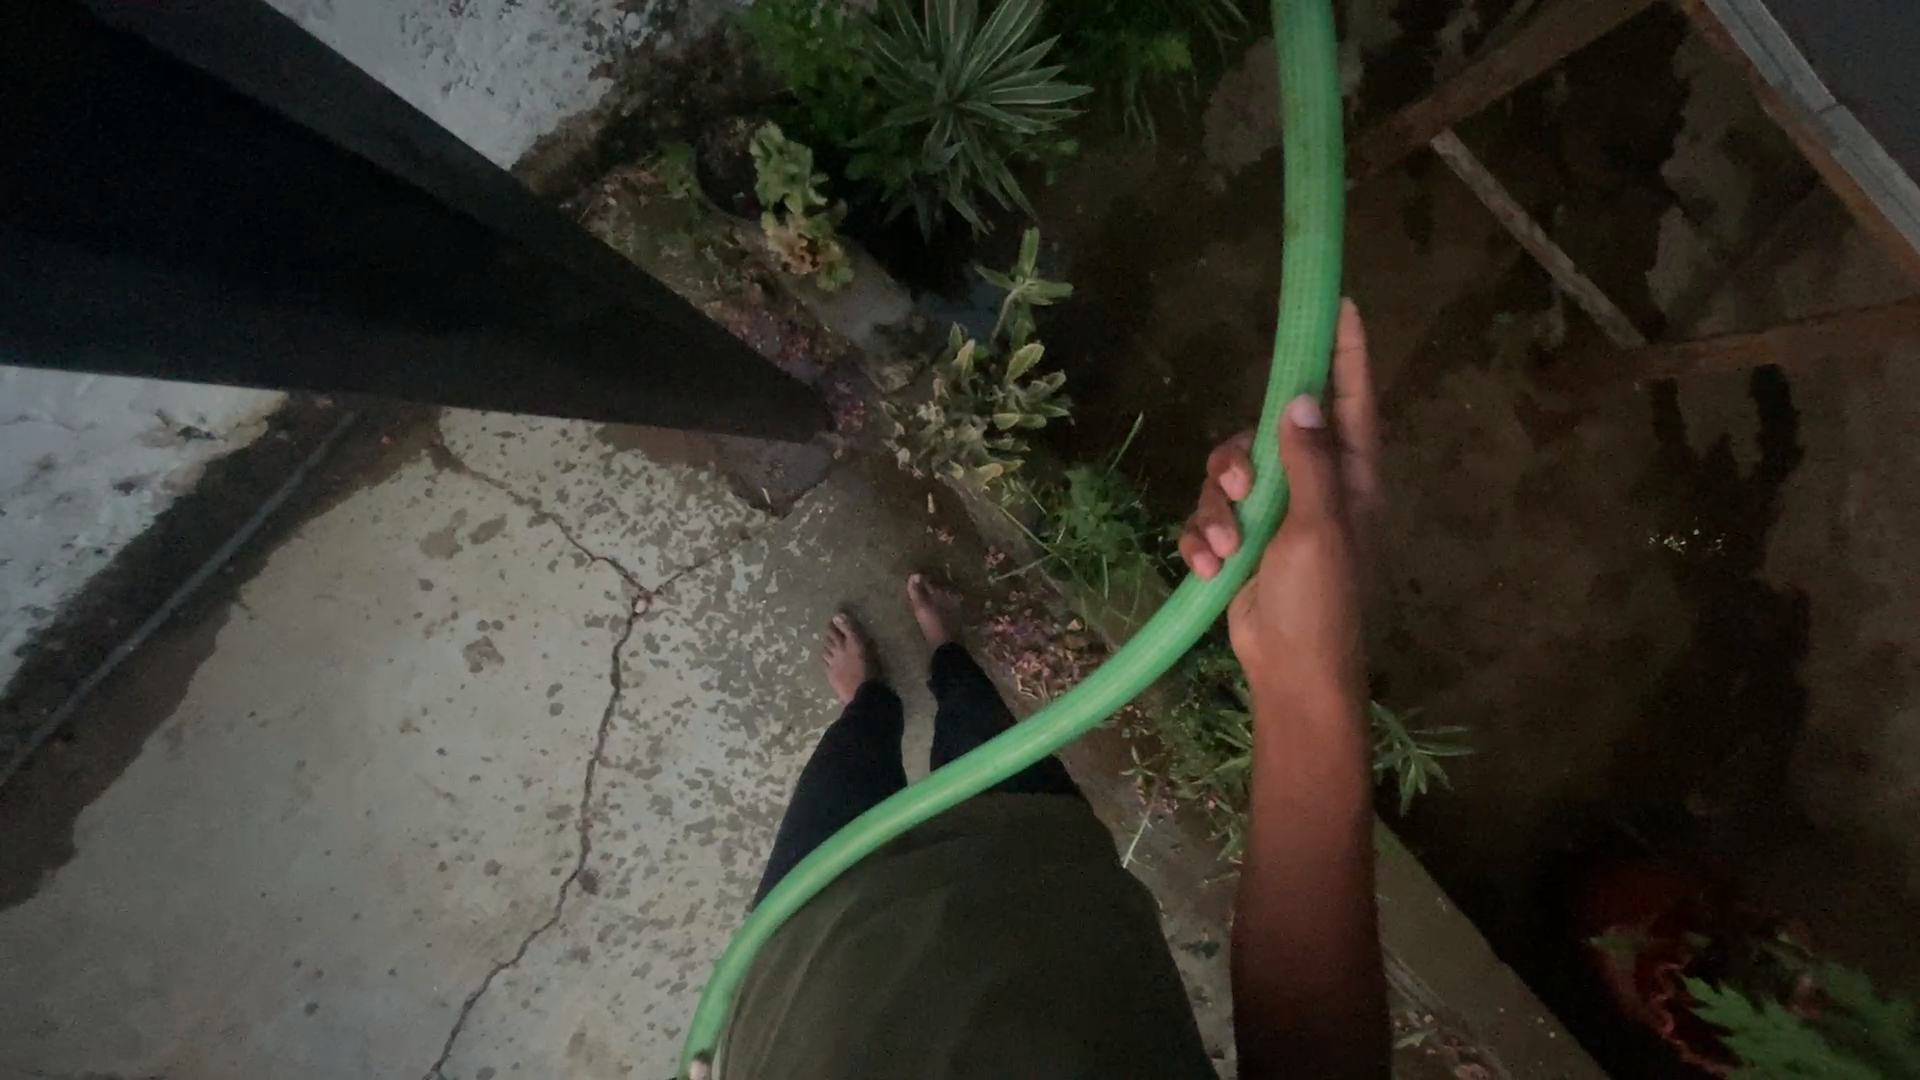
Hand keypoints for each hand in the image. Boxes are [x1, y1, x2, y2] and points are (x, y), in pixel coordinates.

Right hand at [1178, 299, 1380, 707]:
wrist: (1288, 668)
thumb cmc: (1322, 602)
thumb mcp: (1318, 528)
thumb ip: (1309, 463)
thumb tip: (1298, 400)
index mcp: (1349, 478)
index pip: (1349, 401)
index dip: (1345, 353)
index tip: (1340, 306)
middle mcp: (1310, 487)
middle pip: (1262, 437)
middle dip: (1240, 462)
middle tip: (1240, 490)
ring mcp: (1271, 516)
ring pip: (1225, 480)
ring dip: (1217, 514)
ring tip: (1224, 552)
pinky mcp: (1237, 543)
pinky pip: (1206, 520)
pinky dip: (1201, 542)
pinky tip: (1207, 569)